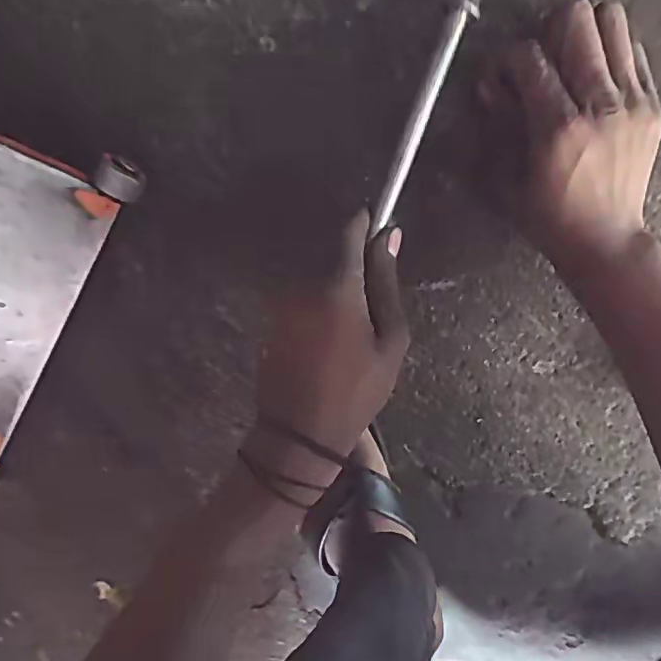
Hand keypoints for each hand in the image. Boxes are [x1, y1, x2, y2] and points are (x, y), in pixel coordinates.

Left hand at [250, 211, 408, 487]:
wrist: (299, 435)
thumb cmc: (356, 391)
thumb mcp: (390, 342)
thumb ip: (387, 284)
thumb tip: (390, 236)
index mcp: (335, 286)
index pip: (348, 232)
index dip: (365, 225)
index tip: (378, 227)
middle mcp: (300, 284)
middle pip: (330, 256)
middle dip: (352, 267)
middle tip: (372, 302)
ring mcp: (280, 303)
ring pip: (314, 279)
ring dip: (333, 290)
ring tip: (351, 330)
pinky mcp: (269, 321)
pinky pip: (299, 300)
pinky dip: (316, 309)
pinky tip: (328, 342)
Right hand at [479, 0, 660, 274]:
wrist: (605, 241)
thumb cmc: (552, 218)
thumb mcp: (510, 179)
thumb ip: (500, 125)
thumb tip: (490, 85)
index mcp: (559, 129)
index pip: (530, 56)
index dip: (508, 59)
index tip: (504, 75)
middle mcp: (600, 107)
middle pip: (577, 18)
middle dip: (550, 33)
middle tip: (544, 62)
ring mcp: (632, 103)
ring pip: (612, 20)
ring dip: (585, 34)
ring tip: (572, 65)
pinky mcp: (652, 106)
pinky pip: (633, 51)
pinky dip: (611, 56)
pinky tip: (596, 84)